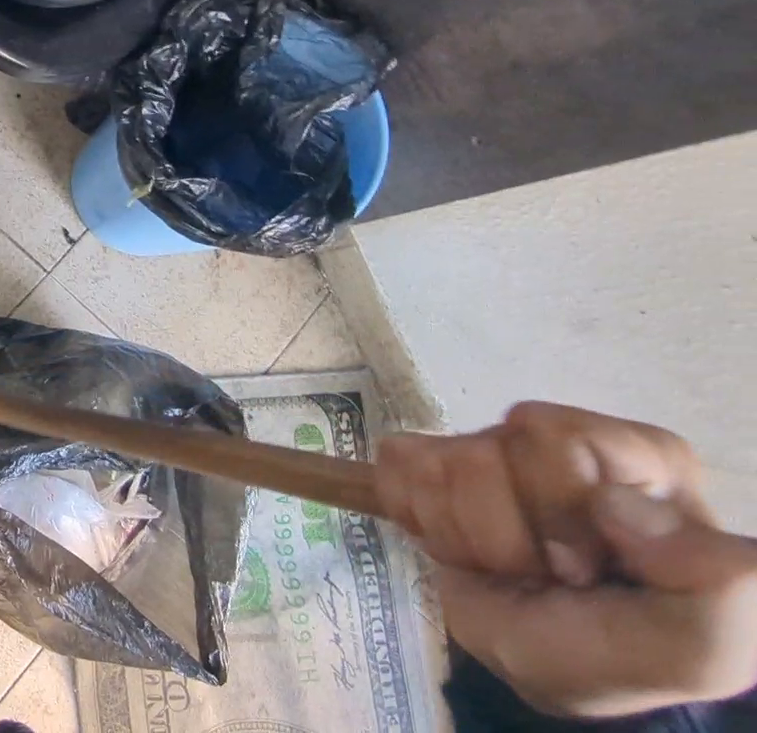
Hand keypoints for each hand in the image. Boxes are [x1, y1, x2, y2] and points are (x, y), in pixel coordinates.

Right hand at [377, 402, 756, 717]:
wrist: (556, 673)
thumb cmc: (626, 650)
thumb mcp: (707, 643)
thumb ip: (720, 579)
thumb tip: (617, 506)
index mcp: (628, 455)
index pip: (551, 436)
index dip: (553, 507)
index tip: (579, 568)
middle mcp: (551, 438)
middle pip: (479, 453)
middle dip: (500, 532)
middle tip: (539, 571)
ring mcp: (479, 447)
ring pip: (429, 467)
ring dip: (459, 537)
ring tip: (502, 567)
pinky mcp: (423, 465)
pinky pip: (390, 472)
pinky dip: (416, 521)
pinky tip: (457, 547)